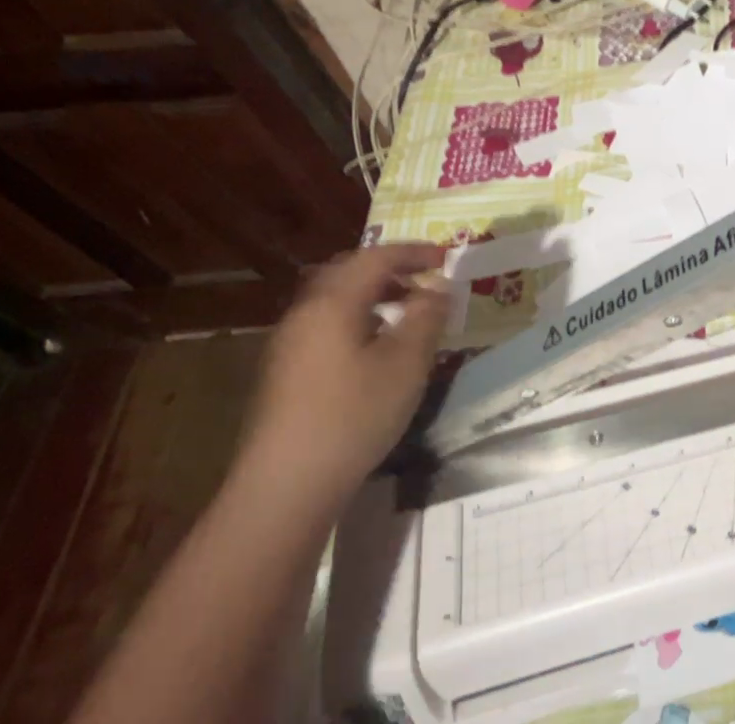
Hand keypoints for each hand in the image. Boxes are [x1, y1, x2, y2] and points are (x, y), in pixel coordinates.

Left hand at [240, 243, 450, 498]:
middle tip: (427, 279)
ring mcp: (290, 344)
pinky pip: (327, 326)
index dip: (414, 252)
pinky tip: (379, 349)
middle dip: (390, 269)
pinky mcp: (286, 372)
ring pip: (335, 301)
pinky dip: (359, 320)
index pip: (375, 258)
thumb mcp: (406, 364)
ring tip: (410, 313)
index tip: (447, 257)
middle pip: (347, 273)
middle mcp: (304, 314)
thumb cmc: (354, 414)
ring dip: (375, 296)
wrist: (287, 482)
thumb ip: (426, 318)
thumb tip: (438, 290)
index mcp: (332, 304)